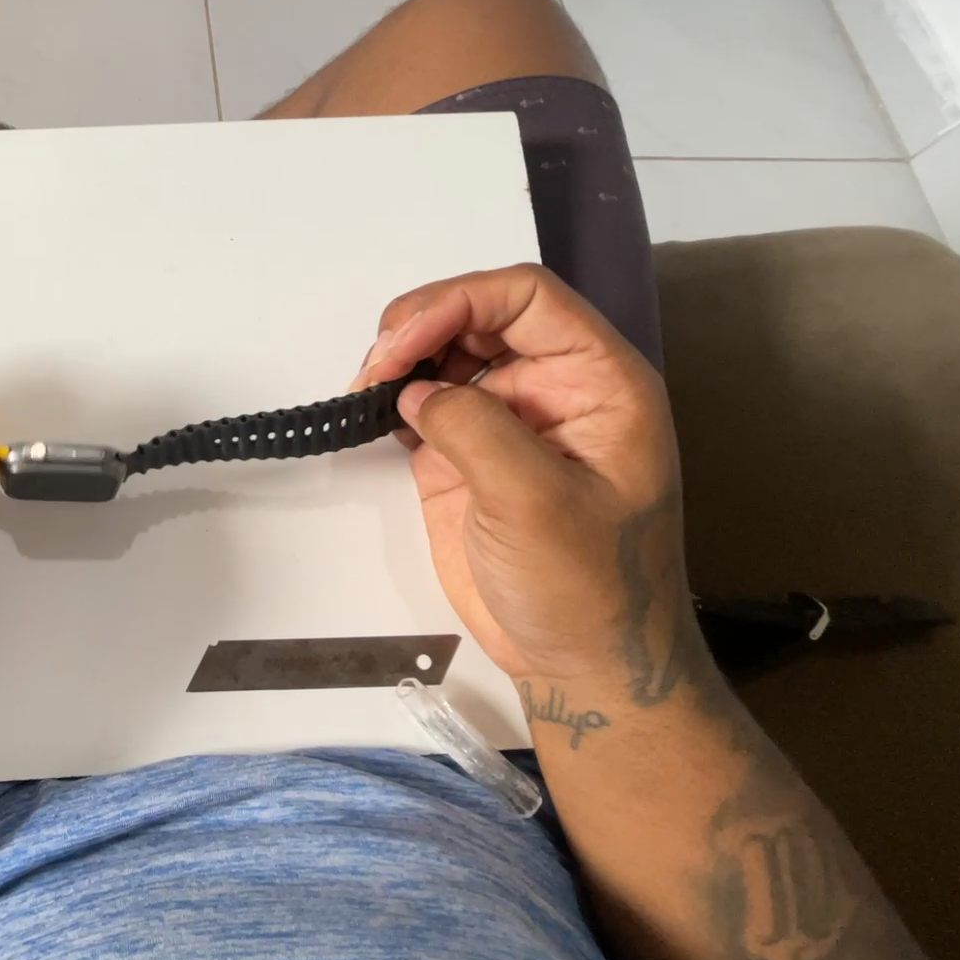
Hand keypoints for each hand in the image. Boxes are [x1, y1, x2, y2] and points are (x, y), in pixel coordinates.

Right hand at [355, 264, 698, 692]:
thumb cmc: (585, 587)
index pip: (525, 298)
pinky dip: (389, 397)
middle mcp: (548, 388)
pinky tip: (369, 412)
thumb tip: (417, 390)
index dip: (458, 300)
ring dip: (397, 360)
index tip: (401, 341)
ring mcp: (501, 421)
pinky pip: (420, 401)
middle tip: (372, 371)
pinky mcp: (461, 454)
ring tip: (364, 392)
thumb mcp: (536, 502)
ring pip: (441, 354)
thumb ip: (476, 428)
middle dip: (417, 328)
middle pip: (476, 316)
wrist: (574, 661)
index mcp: (595, 382)